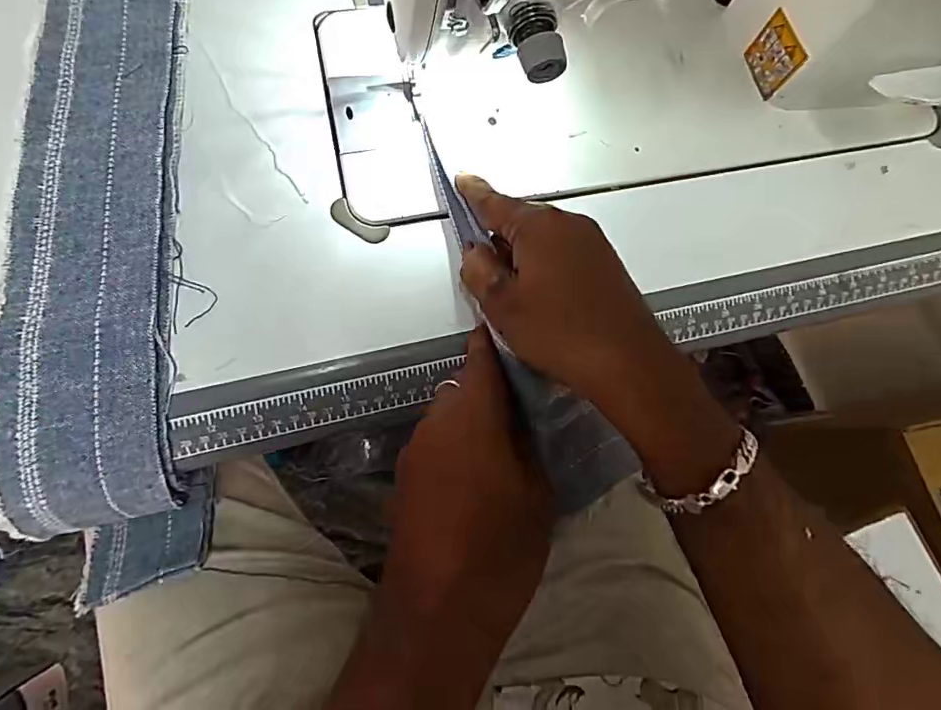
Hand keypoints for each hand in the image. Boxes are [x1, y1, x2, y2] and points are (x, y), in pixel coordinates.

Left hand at [382, 326, 552, 640]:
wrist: (436, 606)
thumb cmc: (499, 547)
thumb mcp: (536, 494)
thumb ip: (528, 442)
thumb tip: (524, 414)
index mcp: (472, 412)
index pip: (481, 357)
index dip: (495, 341)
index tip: (514, 334)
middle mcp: (436, 417)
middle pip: (464, 386)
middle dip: (489, 391)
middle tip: (522, 411)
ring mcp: (415, 444)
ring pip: (448, 414)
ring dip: (470, 421)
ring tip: (501, 450)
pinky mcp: (404, 472)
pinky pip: (435, 442)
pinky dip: (454, 446)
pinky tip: (473, 478)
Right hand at [455, 174, 672, 408]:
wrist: (629, 365)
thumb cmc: (568, 335)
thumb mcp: (500, 304)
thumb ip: (476, 269)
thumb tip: (474, 253)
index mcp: (539, 226)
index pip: (494, 201)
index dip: (473, 192)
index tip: (464, 181)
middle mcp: (569, 225)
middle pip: (518, 222)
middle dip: (498, 244)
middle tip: (486, 279)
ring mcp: (591, 243)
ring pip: (541, 241)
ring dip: (523, 261)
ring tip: (519, 304)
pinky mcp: (604, 263)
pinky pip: (562, 255)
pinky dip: (546, 271)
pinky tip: (544, 306)